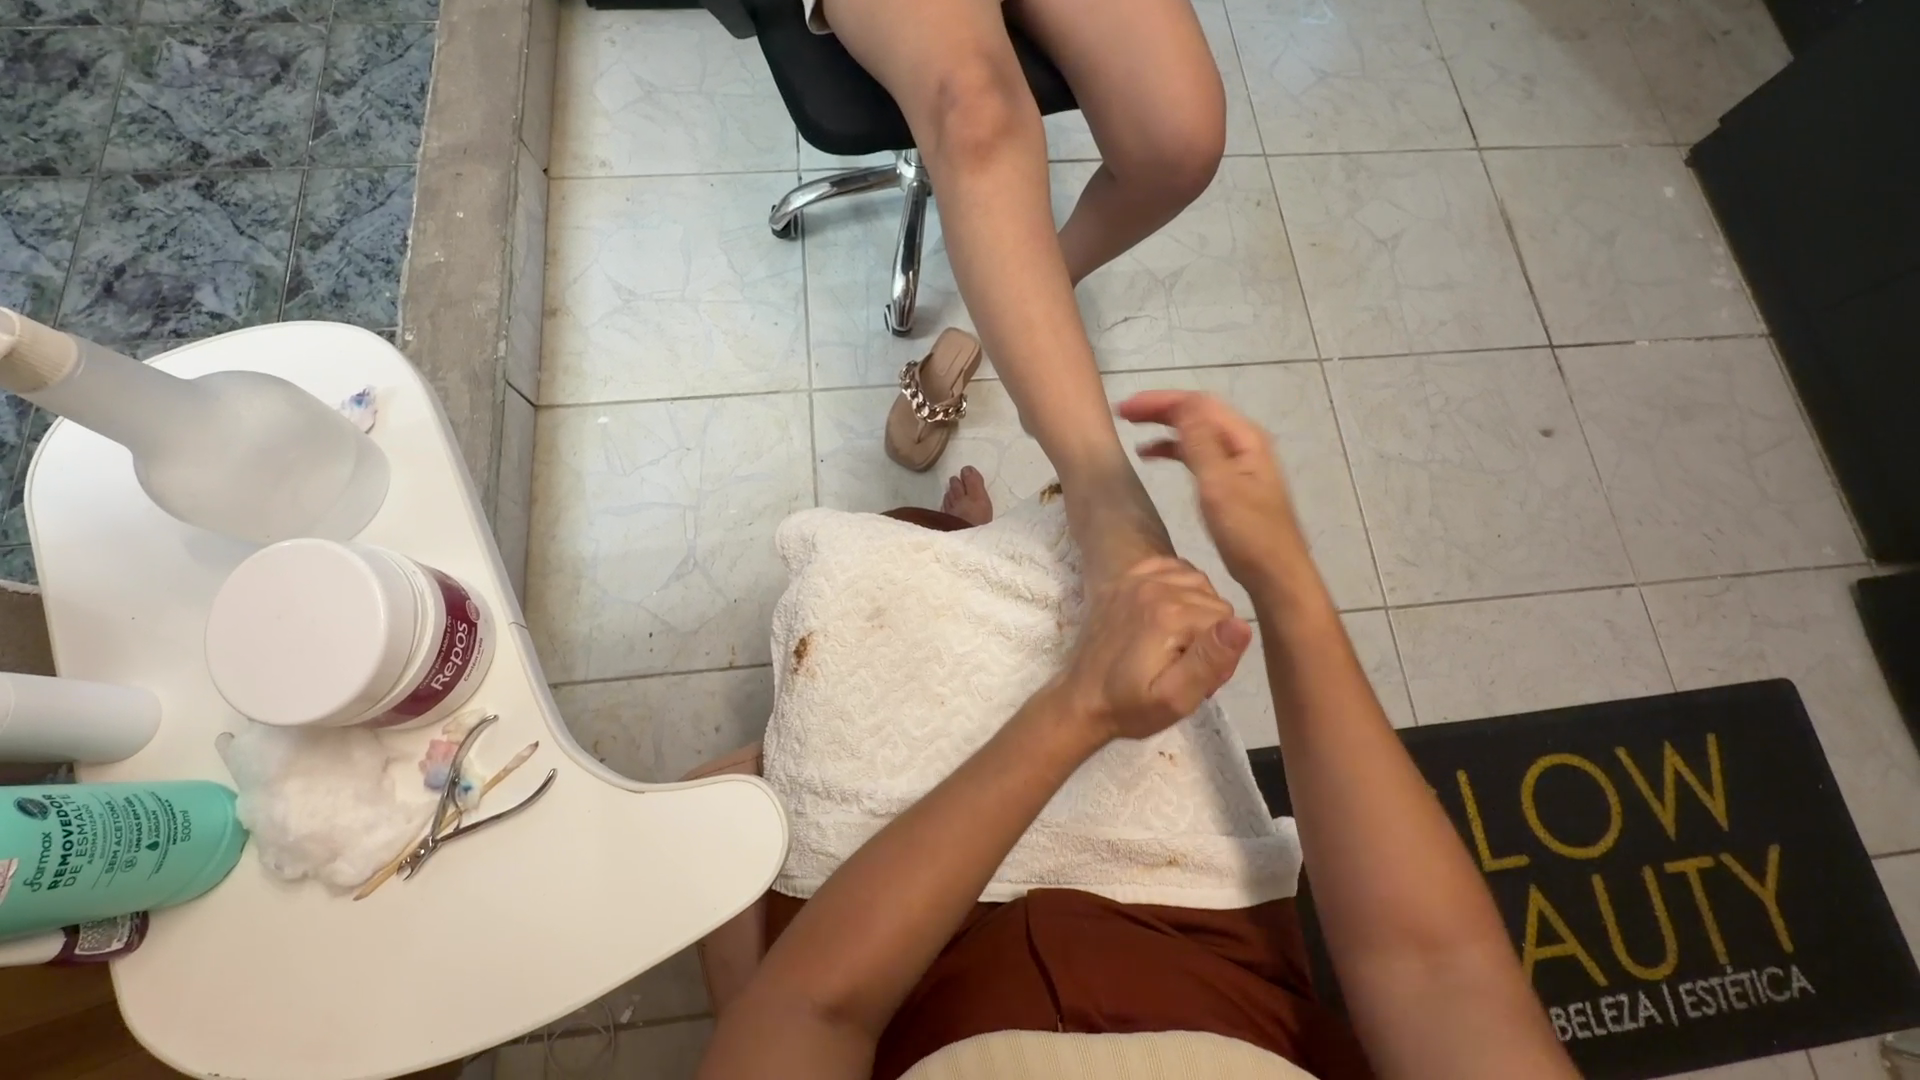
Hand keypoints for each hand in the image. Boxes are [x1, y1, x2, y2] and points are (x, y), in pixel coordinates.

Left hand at [1053, 557, 1252, 741]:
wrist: (1080, 701)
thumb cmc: (1130, 707)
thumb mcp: (1175, 699)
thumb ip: (1210, 661)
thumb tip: (1242, 625)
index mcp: (1169, 615)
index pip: (1228, 622)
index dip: (1222, 654)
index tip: (1202, 680)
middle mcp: (1153, 587)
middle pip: (1213, 601)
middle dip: (1210, 632)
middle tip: (1187, 666)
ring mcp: (1133, 580)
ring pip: (1196, 582)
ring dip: (1197, 608)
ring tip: (1179, 642)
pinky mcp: (1121, 581)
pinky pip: (1169, 567)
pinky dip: (1178, 585)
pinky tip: (1170, 612)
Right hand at [1117, 390, 1305, 593]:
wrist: (1275, 574)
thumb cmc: (1248, 533)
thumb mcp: (1219, 485)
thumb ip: (1200, 443)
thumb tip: (1181, 404)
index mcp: (1244, 439)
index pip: (1198, 404)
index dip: (1160, 401)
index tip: (1126, 408)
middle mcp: (1243, 443)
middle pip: (1197, 413)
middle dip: (1160, 410)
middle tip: (1124, 413)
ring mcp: (1238, 463)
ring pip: (1196, 432)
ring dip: (1164, 428)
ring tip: (1133, 431)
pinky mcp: (1231, 482)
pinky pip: (1198, 453)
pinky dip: (1174, 450)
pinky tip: (1153, 457)